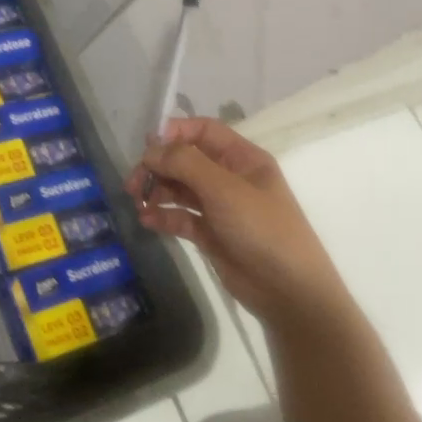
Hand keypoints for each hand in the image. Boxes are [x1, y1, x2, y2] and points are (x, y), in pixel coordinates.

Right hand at [125, 118, 352, 334]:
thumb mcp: (224, 189)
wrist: (287, 290)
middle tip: (134, 184)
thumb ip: (185, 163)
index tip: (146, 148)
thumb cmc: (262, 229)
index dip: (174, 133)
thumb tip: (150, 150)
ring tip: (139, 204)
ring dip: (156, 192)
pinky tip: (147, 221)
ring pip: (178, 188)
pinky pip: (179, 216)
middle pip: (184, 160)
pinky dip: (161, 215)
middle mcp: (229, 178)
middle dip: (157, 167)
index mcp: (242, 159)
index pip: (203, 131)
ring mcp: (218, 206)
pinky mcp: (209, 233)